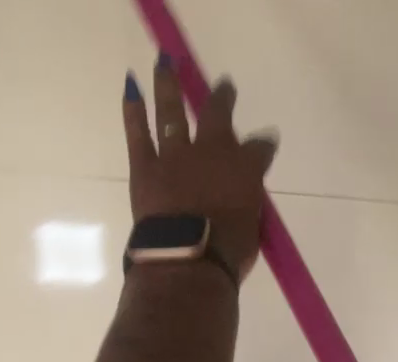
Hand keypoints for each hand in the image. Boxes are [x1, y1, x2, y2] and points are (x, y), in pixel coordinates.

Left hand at [123, 60, 277, 280]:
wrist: (189, 261)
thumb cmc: (229, 255)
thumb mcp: (253, 228)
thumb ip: (249, 205)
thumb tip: (244, 198)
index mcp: (246, 169)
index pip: (260, 148)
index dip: (264, 144)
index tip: (266, 142)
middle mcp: (212, 151)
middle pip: (218, 115)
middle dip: (223, 99)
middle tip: (225, 86)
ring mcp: (176, 155)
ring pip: (173, 111)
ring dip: (170, 85)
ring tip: (166, 64)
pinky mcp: (146, 166)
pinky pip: (138, 132)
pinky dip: (134, 110)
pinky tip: (131, 88)